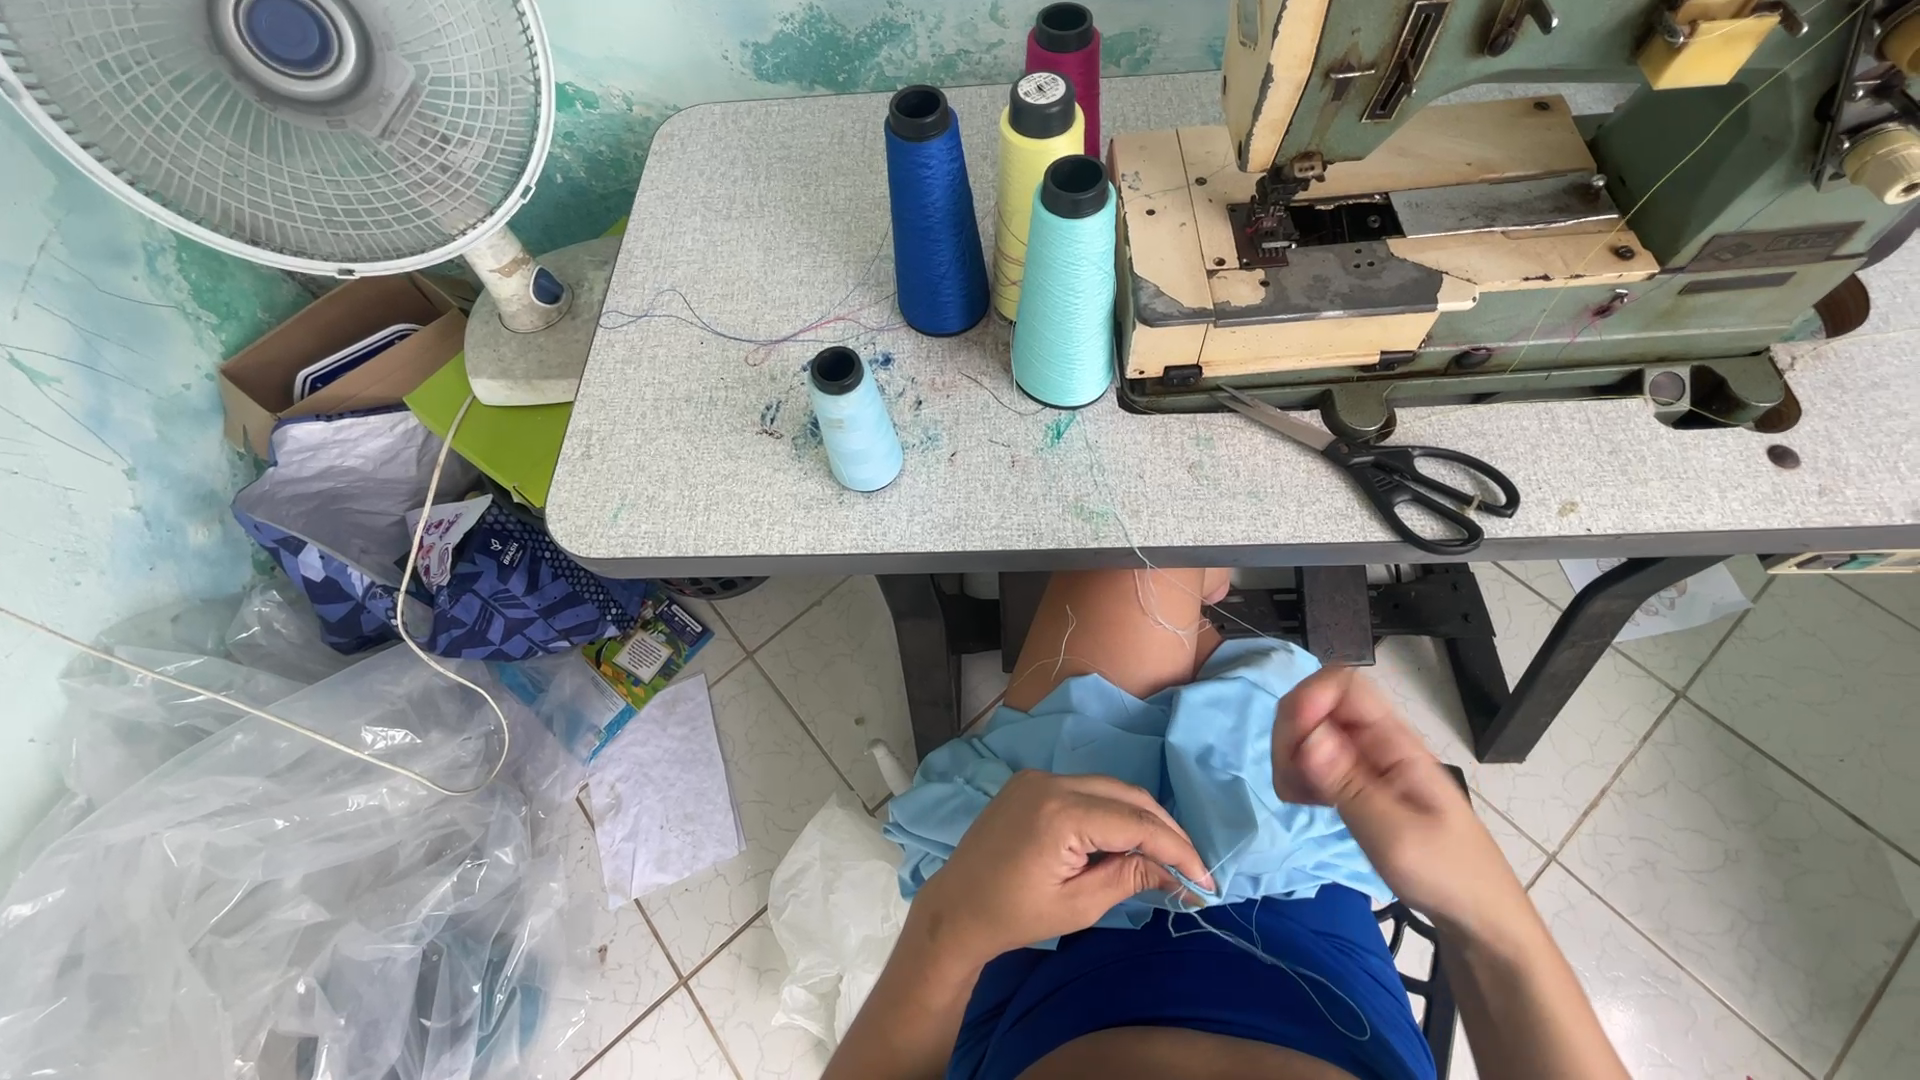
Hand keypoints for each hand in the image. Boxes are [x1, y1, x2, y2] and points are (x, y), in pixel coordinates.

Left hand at [909, 771, 1213, 968]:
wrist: (955, 908)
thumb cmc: (1014, 916)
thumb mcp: (1080, 904)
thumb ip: (1130, 877)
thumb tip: (1176, 871)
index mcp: (1061, 813)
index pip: (1136, 821)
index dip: (1177, 849)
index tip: (1206, 880)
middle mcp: (1051, 782)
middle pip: (1127, 795)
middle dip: (1164, 829)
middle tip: (1191, 867)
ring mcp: (1037, 778)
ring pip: (1108, 788)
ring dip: (1139, 818)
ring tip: (1165, 855)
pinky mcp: (1030, 783)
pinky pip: (1084, 789)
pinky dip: (1110, 810)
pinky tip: (1125, 839)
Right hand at [1273, 668, 1527, 935]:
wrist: (1478, 914)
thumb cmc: (1447, 874)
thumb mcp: (1396, 835)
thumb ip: (1348, 784)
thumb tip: (1308, 736)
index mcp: (1396, 742)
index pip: (1342, 684)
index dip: (1308, 701)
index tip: (1296, 749)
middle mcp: (1377, 740)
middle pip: (1315, 704)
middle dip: (1290, 735)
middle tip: (1292, 783)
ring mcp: (1365, 758)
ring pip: (1308, 730)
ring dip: (1290, 758)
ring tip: (1300, 800)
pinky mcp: (1355, 779)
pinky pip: (1313, 758)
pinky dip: (1298, 775)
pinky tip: (1308, 804)